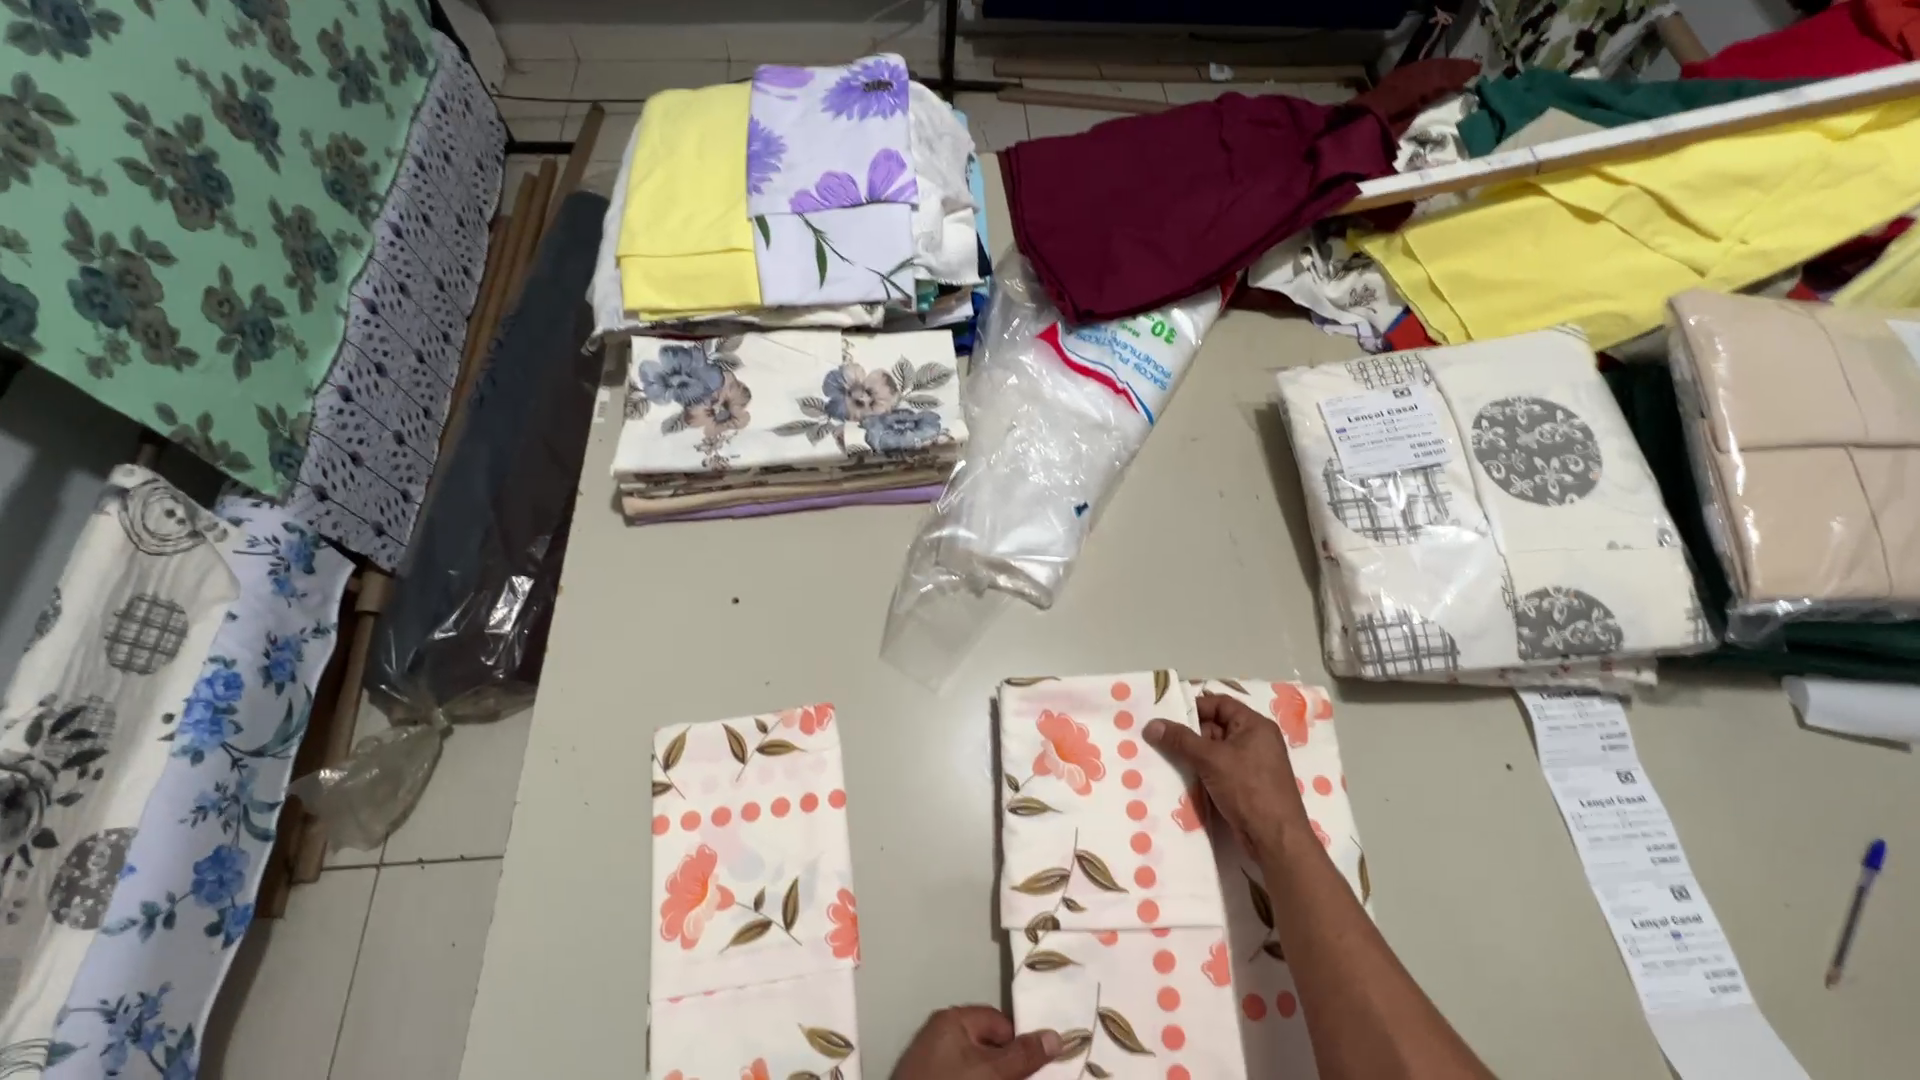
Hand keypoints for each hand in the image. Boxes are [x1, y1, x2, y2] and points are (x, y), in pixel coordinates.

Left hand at [891, 1007, 1059, 1079]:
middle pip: (986, 1045)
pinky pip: (957, 1074)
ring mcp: (929, 1061)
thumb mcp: (991, 1073)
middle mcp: (939, 1033)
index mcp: (952, 1019)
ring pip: (973, 1064)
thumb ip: (1023, 1056)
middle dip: (1005, 1065)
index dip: (1017, 1045)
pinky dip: (971, 1079)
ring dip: (990, 1075)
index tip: (1031, 1070)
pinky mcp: (925, 1079)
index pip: (998, 1023)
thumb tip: (1056, 1035)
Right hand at [1144, 693, 1309, 855]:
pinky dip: (1201, 770)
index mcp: (1255, 725)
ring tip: (1163, 755)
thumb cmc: (1248, 789)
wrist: (1275, 838)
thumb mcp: (1211, 759)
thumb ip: (1180, 740)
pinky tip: (1181, 775)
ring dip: (1192, 753)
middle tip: (1158, 736)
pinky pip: (1218, 768)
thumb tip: (1151, 725)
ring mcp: (1252, 764)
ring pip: (1215, 750)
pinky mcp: (1246, 785)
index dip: (1193, 706)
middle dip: (1188, 732)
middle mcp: (1256, 740)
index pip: (1219, 704)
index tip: (1165, 714)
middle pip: (1216, 726)